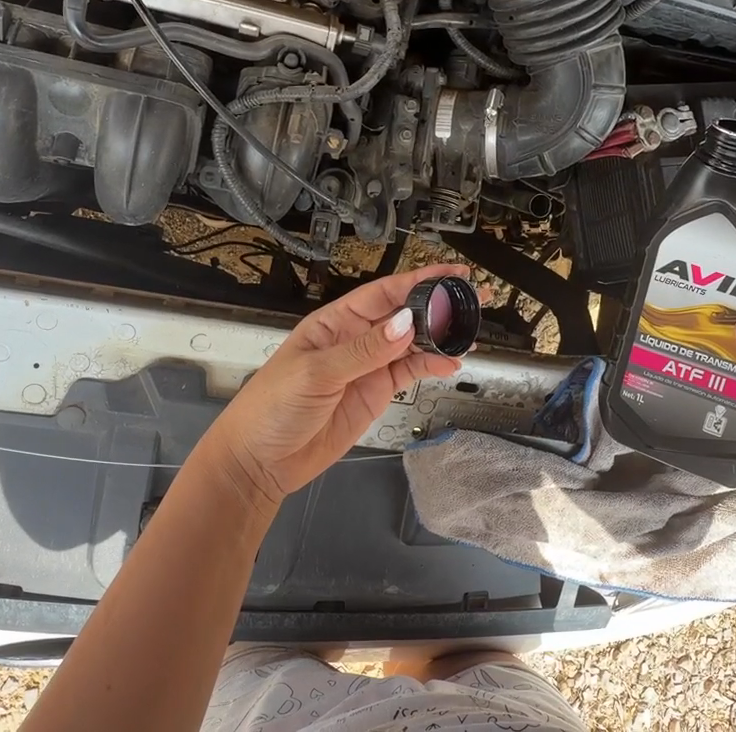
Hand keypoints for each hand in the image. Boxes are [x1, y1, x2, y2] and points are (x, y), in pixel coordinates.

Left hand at [196, 264, 471, 509]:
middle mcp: (355, 338)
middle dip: (439, 304)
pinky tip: (451, 362)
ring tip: (471, 329)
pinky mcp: (375, 392)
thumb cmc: (272, 408)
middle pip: (404, 314)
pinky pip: (409, 372)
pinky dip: (432, 366)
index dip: (419, 281)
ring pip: (412, 342)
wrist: (261, 461)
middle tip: (474, 297)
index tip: (451, 273)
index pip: (384, 292)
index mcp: (336, 322)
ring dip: (441, 336)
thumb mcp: (316, 373)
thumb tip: (405, 323)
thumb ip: (364, 350)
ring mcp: (367, 365)